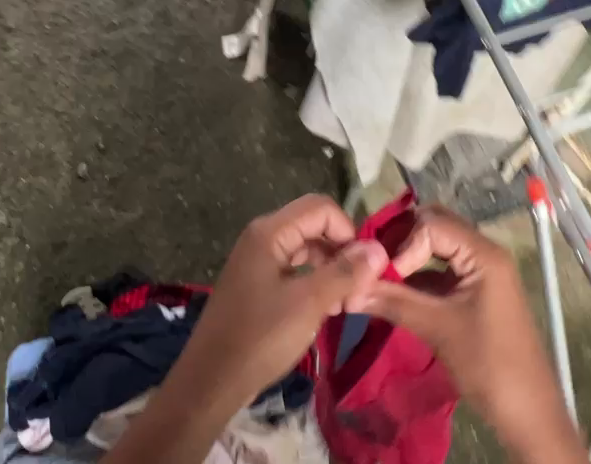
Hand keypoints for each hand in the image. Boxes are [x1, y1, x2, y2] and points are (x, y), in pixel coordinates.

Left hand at [107, 195, 386, 463]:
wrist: (211, 381)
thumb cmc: (260, 337)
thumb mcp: (309, 303)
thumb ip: (345, 272)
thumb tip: (379, 248)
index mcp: (270, 232)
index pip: (321, 208)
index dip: (348, 232)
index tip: (366, 269)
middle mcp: (262, 237)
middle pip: (314, 225)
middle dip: (342, 252)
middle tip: (360, 292)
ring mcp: (258, 260)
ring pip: (306, 249)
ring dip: (331, 269)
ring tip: (348, 304)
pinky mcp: (257, 283)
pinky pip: (295, 269)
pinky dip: (315, 282)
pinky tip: (328, 308)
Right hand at [352, 206, 585, 463]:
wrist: (527, 412)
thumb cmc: (489, 364)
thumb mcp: (438, 329)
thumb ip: (394, 303)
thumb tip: (350, 290)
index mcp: (483, 253)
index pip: (432, 224)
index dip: (403, 246)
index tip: (383, 277)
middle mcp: (483, 252)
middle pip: (434, 225)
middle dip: (401, 242)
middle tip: (374, 266)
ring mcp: (479, 270)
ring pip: (436, 246)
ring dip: (407, 258)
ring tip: (378, 279)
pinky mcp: (473, 290)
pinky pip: (439, 268)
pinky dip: (416, 276)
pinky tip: (393, 292)